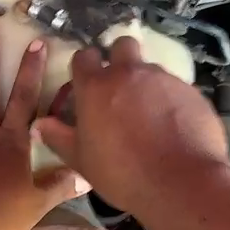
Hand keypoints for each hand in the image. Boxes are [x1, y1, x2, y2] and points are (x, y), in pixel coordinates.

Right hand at [33, 37, 229, 213]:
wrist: (181, 183)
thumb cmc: (122, 173)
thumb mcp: (81, 160)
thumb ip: (58, 137)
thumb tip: (38, 124)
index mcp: (96, 86)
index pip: (84, 56)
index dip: (84, 68)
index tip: (86, 85)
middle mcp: (129, 73)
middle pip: (122, 45)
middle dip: (119, 58)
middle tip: (120, 88)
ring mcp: (163, 79)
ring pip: (150, 69)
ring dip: (146, 83)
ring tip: (149, 115)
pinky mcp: (191, 91)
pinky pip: (176, 88)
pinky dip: (171, 101)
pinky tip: (173, 126)